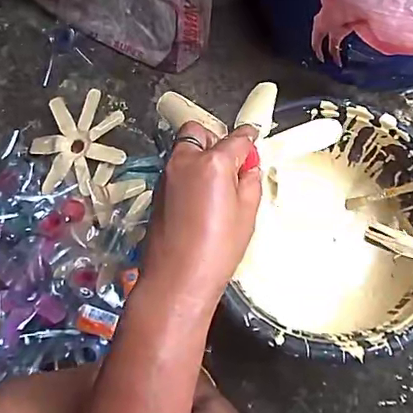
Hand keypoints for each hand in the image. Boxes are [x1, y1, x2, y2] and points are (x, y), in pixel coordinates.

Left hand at [139, 123, 262, 311]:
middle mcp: (185, 161)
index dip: (249, 140)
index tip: (253, 140)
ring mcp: (167, 174)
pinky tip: (202, 199)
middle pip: (201, 132)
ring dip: (202, 156)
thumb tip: (248, 169)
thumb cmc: (212, 252)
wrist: (176, 280)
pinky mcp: (158, 189)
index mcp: (212, 163)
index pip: (237, 138)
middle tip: (234, 164)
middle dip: (217, 140)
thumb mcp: (247, 214)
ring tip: (219, 186)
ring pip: (185, 149)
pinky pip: (177, 169)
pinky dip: (190, 173)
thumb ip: (250, 181)